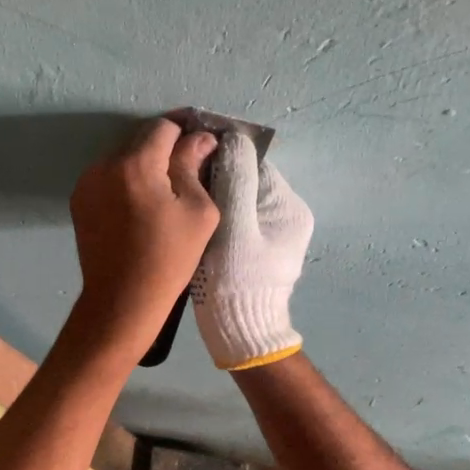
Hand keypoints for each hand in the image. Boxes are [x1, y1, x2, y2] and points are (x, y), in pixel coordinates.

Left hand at [68, 118, 219, 336]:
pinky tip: (140, 206)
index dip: (185, 131)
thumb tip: (200, 138)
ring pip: (122, 156)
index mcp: (134, 164)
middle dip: (164, 148)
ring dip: (143, 164)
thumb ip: (193, 165)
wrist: (121, 300)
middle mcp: (103, 164)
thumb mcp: (197, 211)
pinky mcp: (79, 200)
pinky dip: (125, 181)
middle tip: (188, 169)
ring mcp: (86, 182)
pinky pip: (107, 176)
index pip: (162, 127)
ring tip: (163, 192)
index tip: (202, 144)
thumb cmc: (168, 258)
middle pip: (139, 139)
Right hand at [193, 132, 314, 369]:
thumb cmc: (236, 279)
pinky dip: (215, 216)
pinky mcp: (258, 248)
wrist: (241, 332)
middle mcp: (286, 214)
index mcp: (286, 205)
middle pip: (243, 178)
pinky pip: (235, 218)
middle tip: (183, 186)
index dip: (219, 156)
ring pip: (237, 198)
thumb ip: (234, 179)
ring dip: (213, 197)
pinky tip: (195, 226)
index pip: (250, 162)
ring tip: (186, 206)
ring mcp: (273, 233)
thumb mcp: (232, 225)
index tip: (188, 161)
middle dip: (215, 178)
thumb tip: (232, 137)